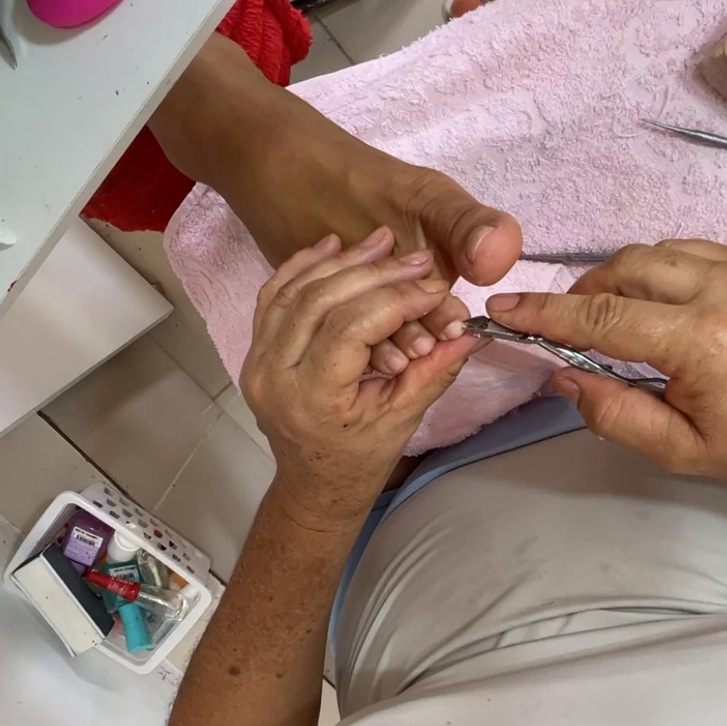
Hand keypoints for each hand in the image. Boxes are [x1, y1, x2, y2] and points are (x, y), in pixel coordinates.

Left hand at [242, 227, 480, 529]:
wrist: (315, 484)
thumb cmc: (359, 459)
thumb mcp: (402, 419)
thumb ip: (433, 371)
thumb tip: (471, 329)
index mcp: (312, 401)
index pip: (351, 328)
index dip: (396, 300)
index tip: (434, 286)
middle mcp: (274, 378)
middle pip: (321, 301)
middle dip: (374, 273)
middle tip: (417, 258)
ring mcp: (257, 363)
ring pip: (294, 292)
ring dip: (340, 262)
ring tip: (382, 241)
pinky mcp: (255, 352)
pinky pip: (273, 297)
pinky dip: (301, 267)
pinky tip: (331, 246)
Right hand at [488, 240, 726, 501]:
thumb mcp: (676, 450)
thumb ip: (610, 412)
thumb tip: (561, 372)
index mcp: (707, 343)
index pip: (603, 316)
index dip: (545, 311)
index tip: (504, 306)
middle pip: (626, 267)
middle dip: (584, 291)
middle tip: (567, 324)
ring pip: (658, 252)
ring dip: (622, 279)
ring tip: (614, 316)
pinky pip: (695, 251)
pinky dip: (663, 273)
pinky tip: (664, 306)